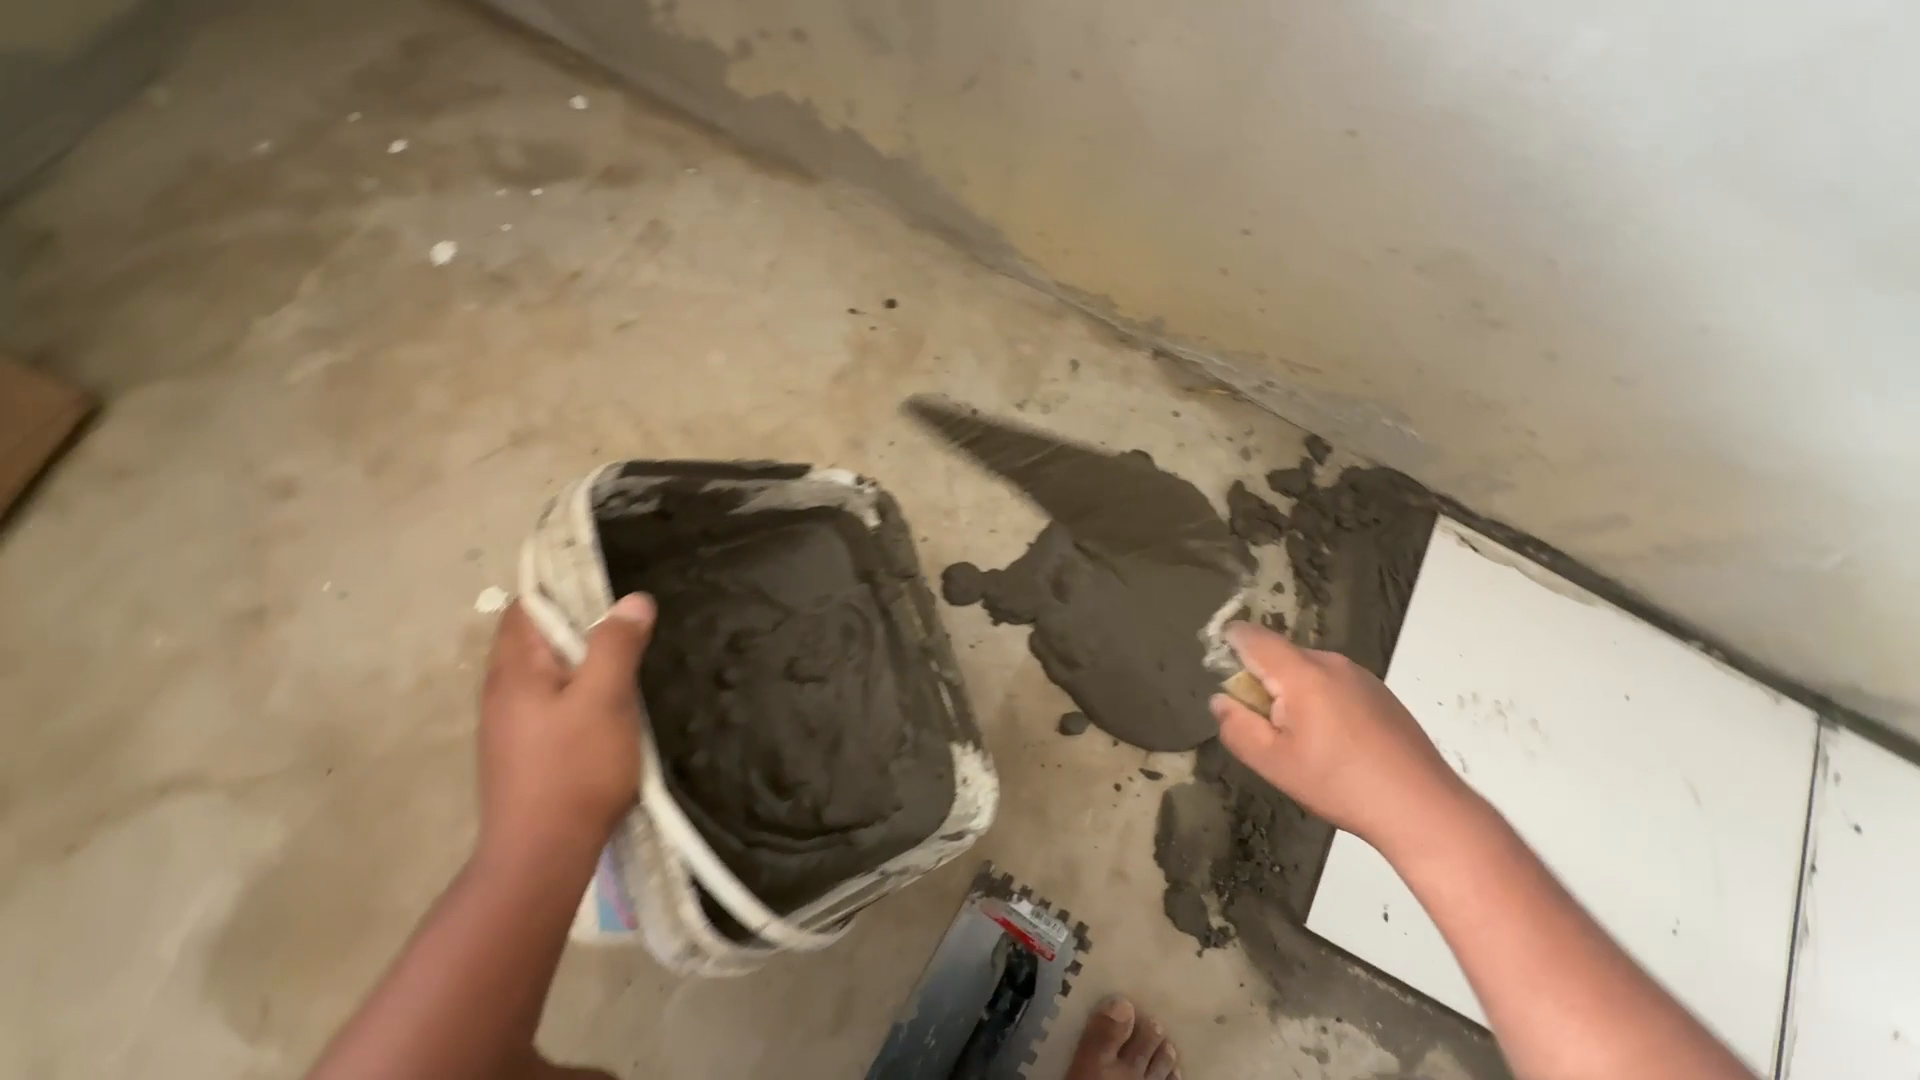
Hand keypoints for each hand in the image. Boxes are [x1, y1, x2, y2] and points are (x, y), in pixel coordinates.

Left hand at [477, 595, 654, 861]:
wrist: (541, 856)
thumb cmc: (575, 770)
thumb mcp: (605, 699)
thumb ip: (616, 645)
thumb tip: (632, 600)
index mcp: (514, 670)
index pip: (527, 607)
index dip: (562, 588)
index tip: (607, 586)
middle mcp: (503, 692)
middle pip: (537, 639)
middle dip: (581, 626)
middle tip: (630, 626)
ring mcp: (510, 727)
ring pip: (547, 675)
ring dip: (583, 663)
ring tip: (627, 665)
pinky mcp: (525, 754)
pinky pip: (552, 704)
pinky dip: (580, 693)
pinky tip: (609, 711)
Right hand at [1209, 621, 1467, 851]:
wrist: (1423, 807)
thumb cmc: (1340, 784)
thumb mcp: (1273, 763)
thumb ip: (1236, 727)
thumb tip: (1221, 700)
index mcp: (1302, 673)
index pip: (1252, 636)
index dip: (1228, 647)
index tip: (1224, 681)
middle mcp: (1332, 663)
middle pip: (1280, 656)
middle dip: (1263, 684)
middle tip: (1269, 732)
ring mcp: (1361, 676)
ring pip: (1307, 672)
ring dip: (1293, 696)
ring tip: (1305, 745)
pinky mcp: (1380, 693)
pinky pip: (1333, 684)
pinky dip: (1320, 704)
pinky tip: (1336, 746)